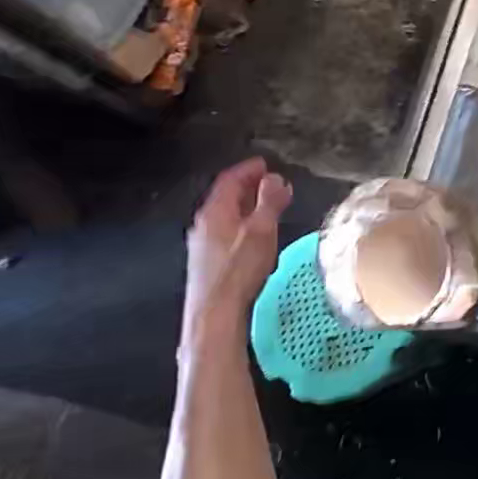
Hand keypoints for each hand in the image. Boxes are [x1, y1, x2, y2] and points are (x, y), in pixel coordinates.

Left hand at [184, 157, 291, 340]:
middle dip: (248, 186)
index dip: (248, 169)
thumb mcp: (262, 231)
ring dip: (245, 207)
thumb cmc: (239, 270)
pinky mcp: (206, 264)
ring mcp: (202, 245)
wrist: (214, 314)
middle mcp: (203, 224)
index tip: (264, 164)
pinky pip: (224, 232)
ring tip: (265, 206)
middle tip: (269, 182)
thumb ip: (269, 202)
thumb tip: (275, 178)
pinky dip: (240, 224)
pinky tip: (252, 235)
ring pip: (225, 216)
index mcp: (215, 211)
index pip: (229, 179)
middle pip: (225, 196)